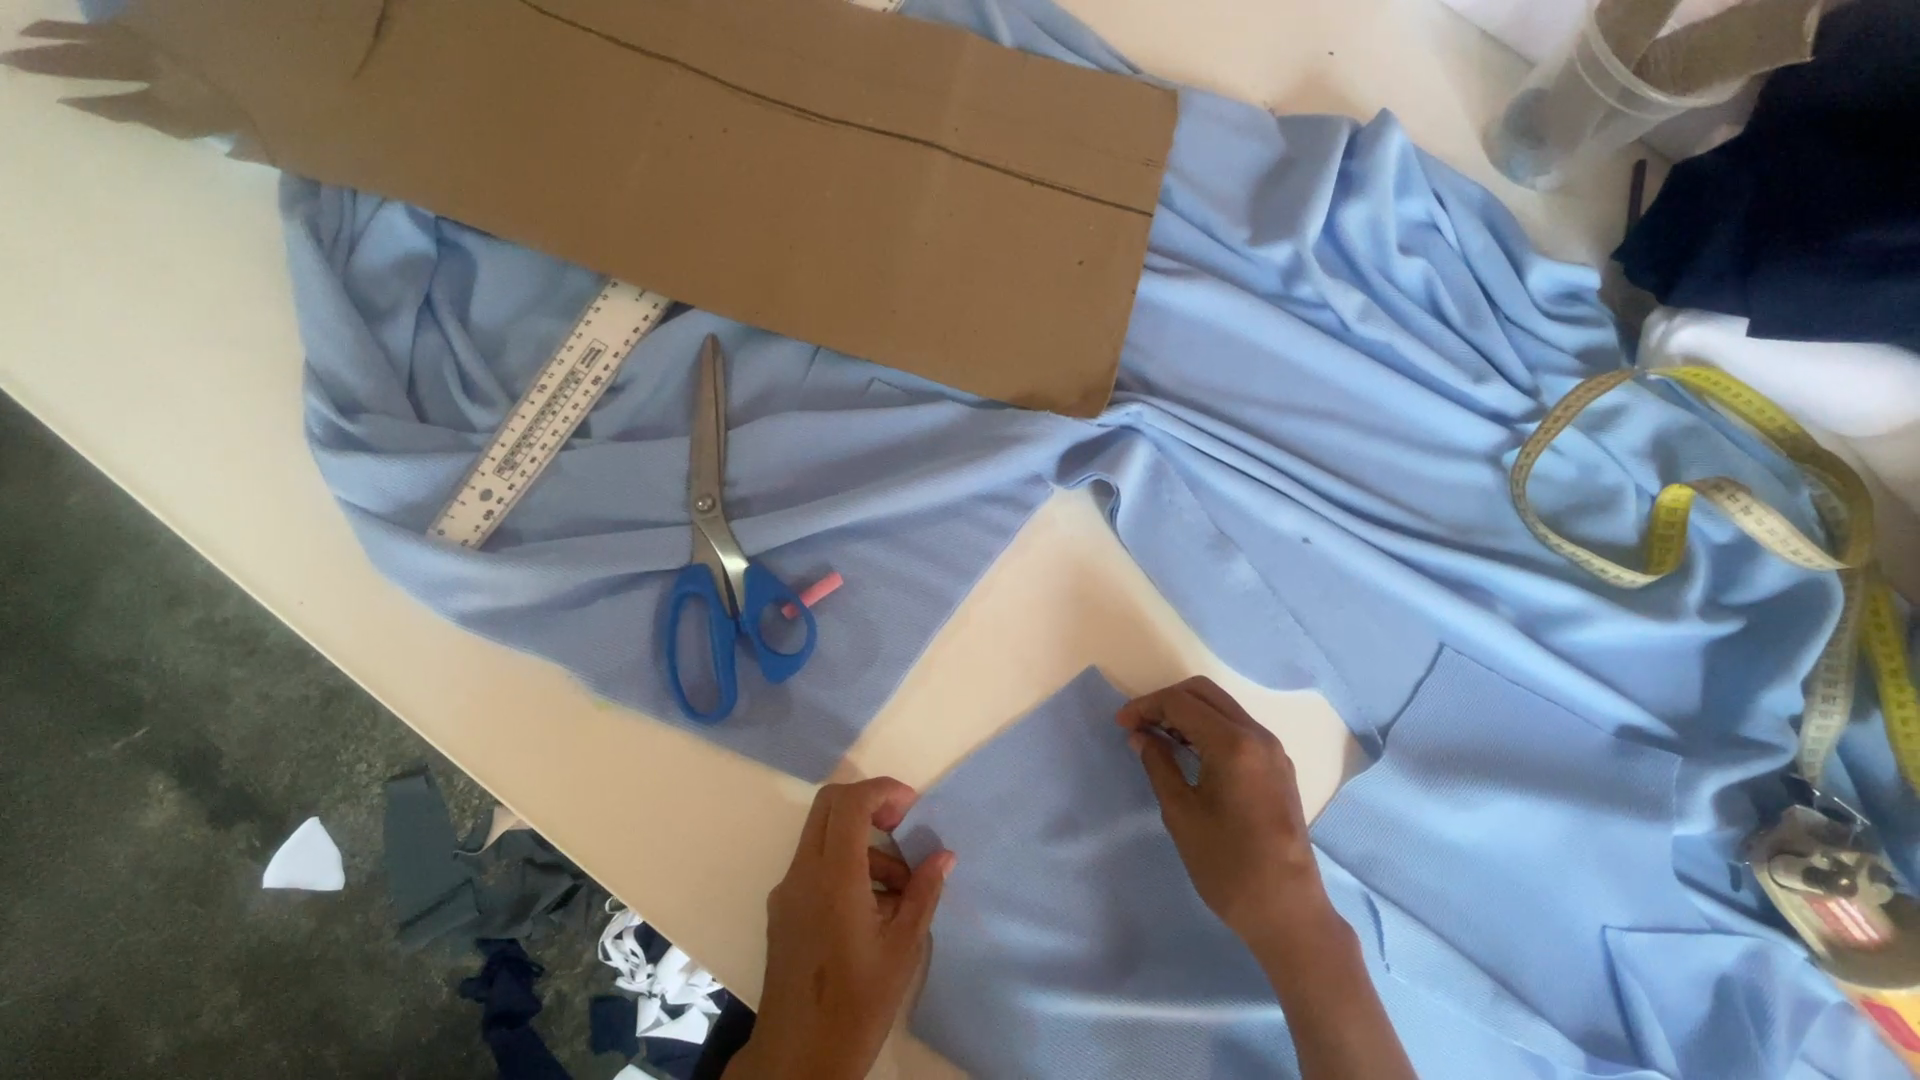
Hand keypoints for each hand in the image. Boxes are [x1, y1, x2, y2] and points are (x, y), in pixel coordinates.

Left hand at [726, 778, 955, 1079]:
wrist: (799, 1057)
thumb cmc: (858, 1004)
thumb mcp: (903, 948)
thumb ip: (924, 893)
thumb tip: (943, 856)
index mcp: (833, 878)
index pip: (850, 803)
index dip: (883, 791)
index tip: (912, 806)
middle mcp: (803, 874)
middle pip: (828, 806)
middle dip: (869, 804)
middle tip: (903, 826)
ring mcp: (787, 891)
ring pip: (823, 836)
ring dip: (862, 843)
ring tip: (901, 890)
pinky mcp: (782, 910)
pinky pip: (815, 866)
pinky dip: (845, 866)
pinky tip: (875, 909)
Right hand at [1117, 676, 1331, 957]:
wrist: (1286, 911)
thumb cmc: (1226, 865)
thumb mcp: (1181, 814)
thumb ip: (1159, 765)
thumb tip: (1141, 736)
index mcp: (1233, 744)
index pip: (1181, 703)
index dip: (1145, 707)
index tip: (1120, 725)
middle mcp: (1258, 736)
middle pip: (1205, 694)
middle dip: (1166, 701)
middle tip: (1138, 726)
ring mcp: (1273, 751)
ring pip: (1223, 708)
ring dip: (1188, 713)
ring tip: (1157, 738)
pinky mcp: (1278, 768)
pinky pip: (1238, 728)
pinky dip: (1208, 728)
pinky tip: (1188, 752)